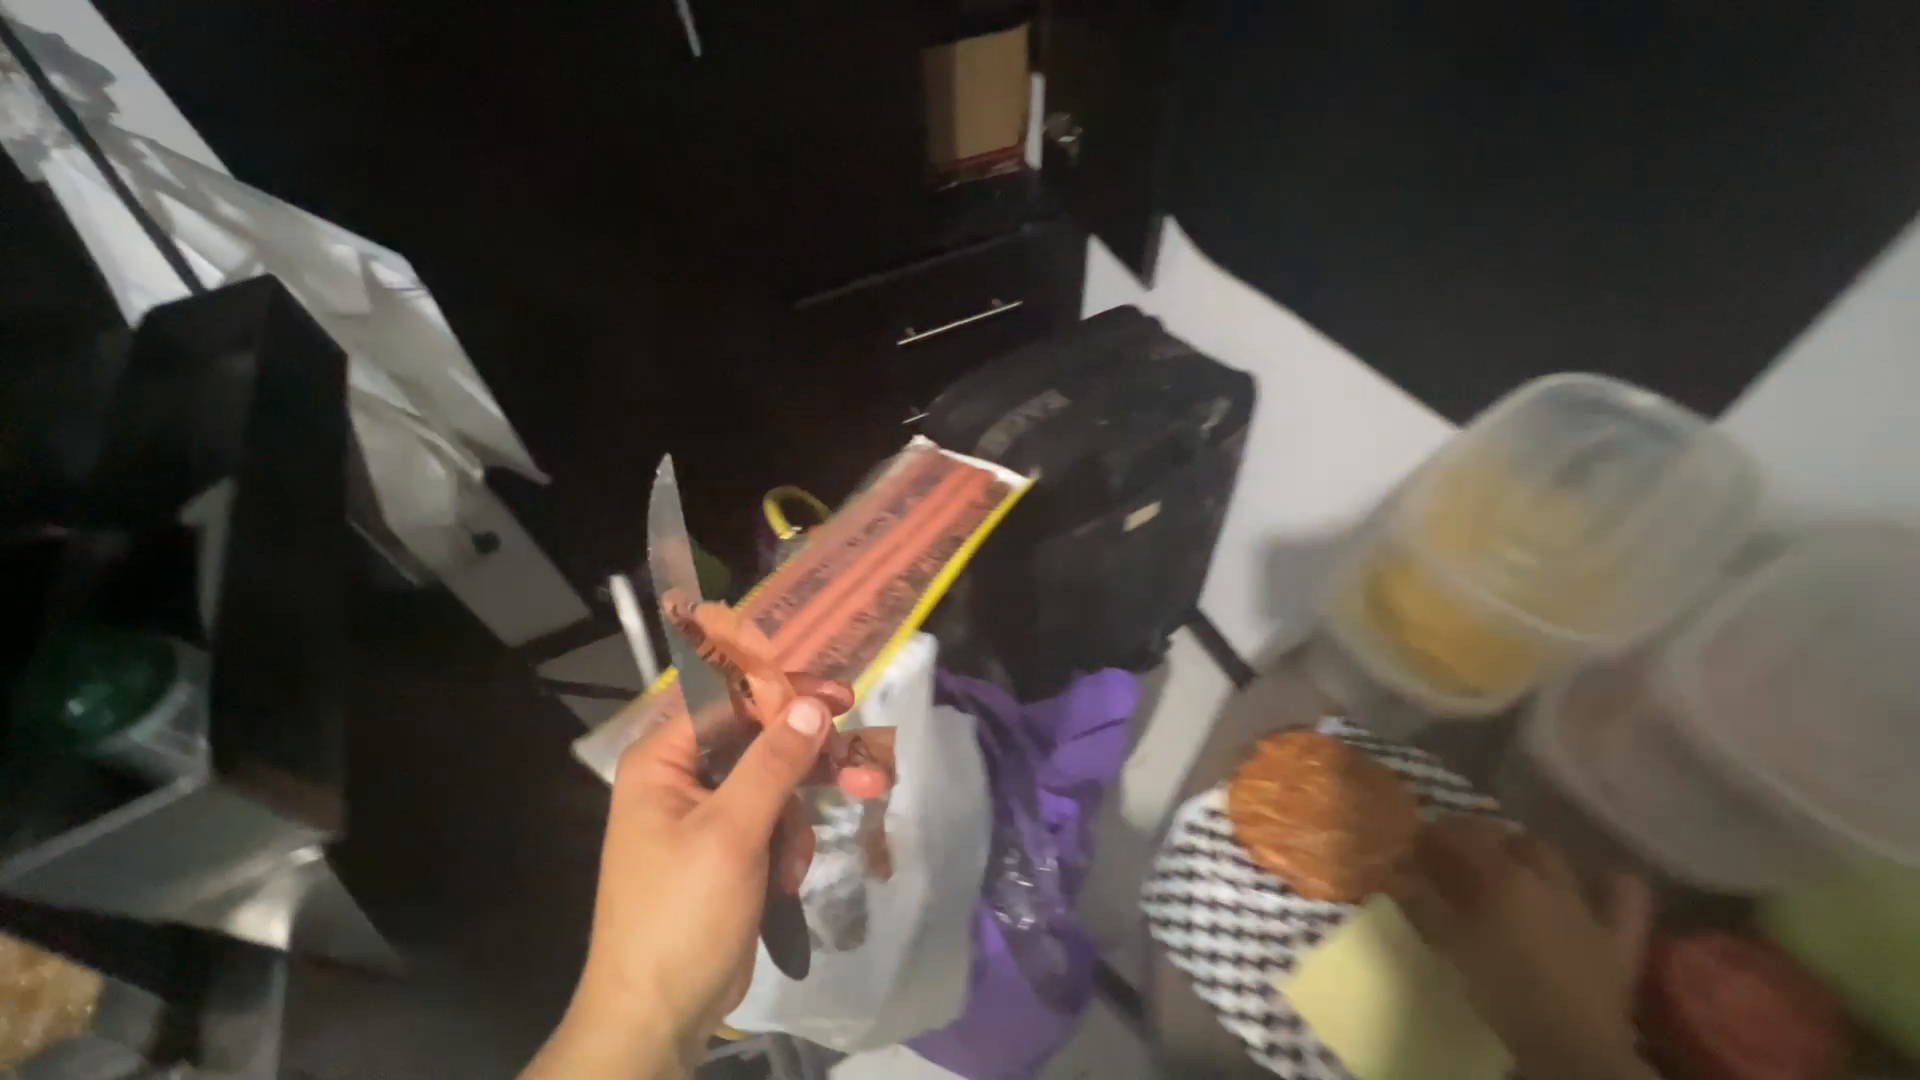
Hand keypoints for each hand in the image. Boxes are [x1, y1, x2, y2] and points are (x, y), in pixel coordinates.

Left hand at [523, 688, 852, 1079]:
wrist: (659, 1016)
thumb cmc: (681, 915)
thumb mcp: (730, 834)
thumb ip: (773, 763)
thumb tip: (812, 704)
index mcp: (664, 759)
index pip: (731, 700)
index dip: (787, 694)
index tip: (842, 698)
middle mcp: (681, 776)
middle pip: (760, 740)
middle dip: (807, 764)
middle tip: (861, 770)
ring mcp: (705, 814)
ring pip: (774, 782)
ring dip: (796, 817)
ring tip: (796, 862)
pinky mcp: (728, 847)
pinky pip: (772, 819)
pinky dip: (788, 843)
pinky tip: (786, 878)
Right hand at [1390, 816, 1655, 1079]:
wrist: (1569, 1043)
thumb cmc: (1499, 987)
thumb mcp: (1449, 942)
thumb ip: (1422, 901)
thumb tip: (1399, 872)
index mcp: (1502, 875)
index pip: (1461, 836)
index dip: (1435, 833)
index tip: (1415, 841)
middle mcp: (1544, 878)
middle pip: (1509, 839)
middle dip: (1483, 837)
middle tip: (1459, 853)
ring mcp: (1585, 905)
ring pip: (1556, 859)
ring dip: (1530, 854)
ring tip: (1512, 865)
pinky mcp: (1617, 936)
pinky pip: (1625, 897)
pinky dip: (1611, 881)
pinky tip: (1598, 878)